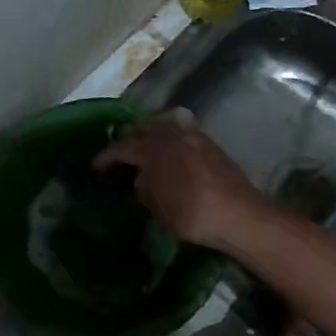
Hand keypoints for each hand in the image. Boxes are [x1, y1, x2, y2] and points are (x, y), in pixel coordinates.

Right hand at [93, 108, 269, 251]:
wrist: (239, 215)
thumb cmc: (192, 214)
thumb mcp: (157, 207)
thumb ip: (144, 188)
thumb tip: (141, 178)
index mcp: (154, 148)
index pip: (122, 147)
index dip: (106, 157)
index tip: (96, 167)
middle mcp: (172, 134)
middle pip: (142, 127)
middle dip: (127, 139)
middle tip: (119, 156)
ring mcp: (194, 135)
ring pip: (165, 120)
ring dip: (150, 130)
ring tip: (145, 145)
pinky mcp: (210, 143)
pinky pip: (183, 128)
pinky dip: (170, 133)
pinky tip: (170, 150)